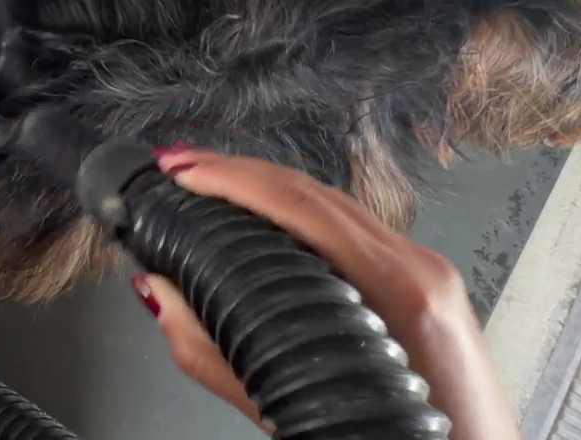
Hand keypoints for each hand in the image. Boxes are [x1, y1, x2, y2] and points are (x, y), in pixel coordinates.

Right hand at [130, 150, 520, 439]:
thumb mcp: (301, 415)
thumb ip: (215, 357)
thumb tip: (157, 294)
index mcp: (399, 294)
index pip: (298, 205)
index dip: (230, 178)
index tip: (181, 172)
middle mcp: (417, 268)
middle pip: (309, 189)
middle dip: (232, 168)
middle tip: (176, 166)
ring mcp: (424, 269)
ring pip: (326, 196)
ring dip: (257, 179)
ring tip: (203, 175)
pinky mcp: (419, 276)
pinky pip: (343, 218)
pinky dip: (287, 201)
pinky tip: (255, 202)